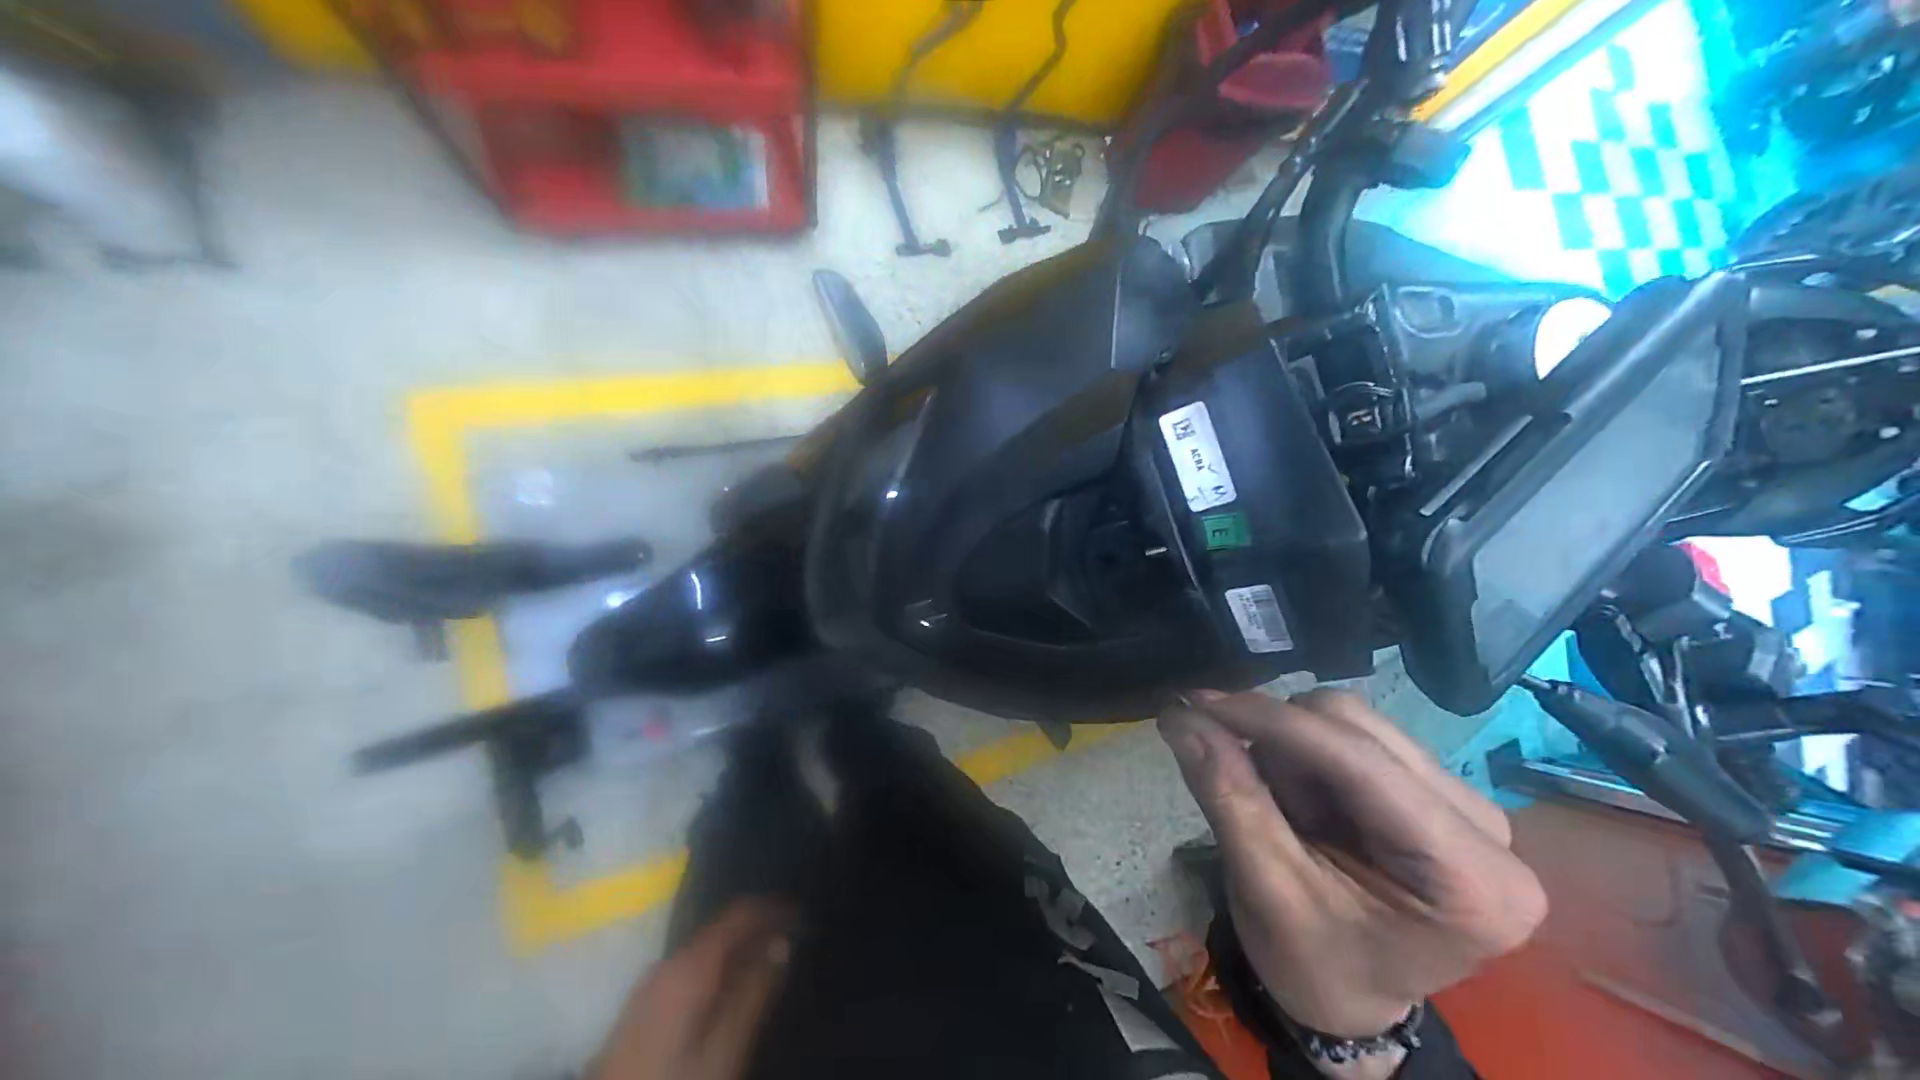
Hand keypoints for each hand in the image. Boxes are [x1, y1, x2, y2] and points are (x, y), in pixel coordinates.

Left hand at [592, 898, 794, 1079]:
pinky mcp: (639, 1013)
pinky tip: (731, 999)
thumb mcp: (723, 1052)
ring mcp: (648, 988)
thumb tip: (781, 943)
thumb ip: (754, 993)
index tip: (803, 918)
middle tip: (793, 948)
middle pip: (721, 931)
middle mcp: (666, 965)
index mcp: (689, 967)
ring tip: (769, 973)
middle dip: (757, 933)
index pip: (739, 913)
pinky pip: (690, 973)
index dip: (774, 910)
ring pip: (705, 953)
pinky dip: (718, 974)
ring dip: (738, 955)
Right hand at [1159, 690, 1544, 1068]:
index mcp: (1468, 878)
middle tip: (1235, 778)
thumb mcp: (1266, 892)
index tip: (1196, 705)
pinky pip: (1353, 734)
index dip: (1272, 723)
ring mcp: (1465, 802)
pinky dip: (1304, 755)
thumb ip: (1229, 797)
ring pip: (1351, 721)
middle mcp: (1487, 827)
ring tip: (1277, 807)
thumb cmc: (1312, 964)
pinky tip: (1299, 799)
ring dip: (1290, 750)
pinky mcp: (1435, 788)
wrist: (1347, 996)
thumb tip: (1182, 717)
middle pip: (1358, 727)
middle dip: (1280, 744)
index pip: (1360, 761)